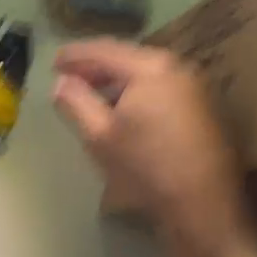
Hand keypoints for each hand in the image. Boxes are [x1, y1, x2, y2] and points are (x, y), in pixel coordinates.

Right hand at [51, 39, 244, 228]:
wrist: (203, 207)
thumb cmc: (145, 166)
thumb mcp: (98, 134)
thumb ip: (74, 101)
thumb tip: (61, 82)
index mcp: (151, 67)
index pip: (103, 50)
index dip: (74, 55)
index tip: (52, 63)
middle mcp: (178, 68)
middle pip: (127, 58)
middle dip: (95, 67)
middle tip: (68, 78)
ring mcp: (196, 87)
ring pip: (145, 73)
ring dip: (115, 81)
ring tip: (91, 94)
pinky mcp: (204, 108)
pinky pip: (161, 87)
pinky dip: (136, 91)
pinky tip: (122, 109)